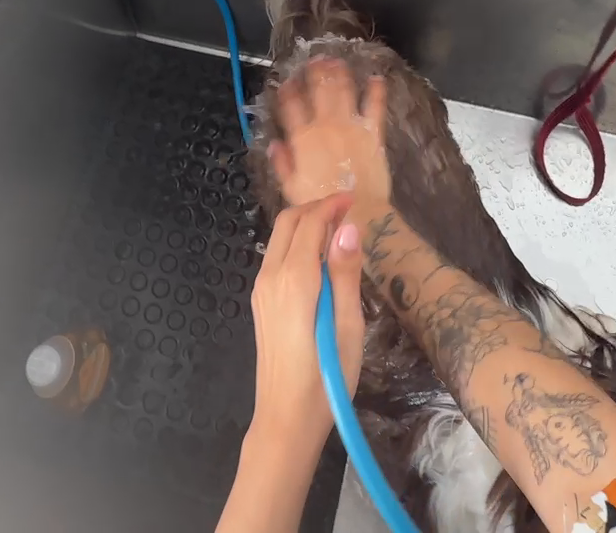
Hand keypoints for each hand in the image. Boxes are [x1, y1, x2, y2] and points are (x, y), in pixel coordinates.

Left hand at [248, 194, 365, 449]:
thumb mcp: (348, 326)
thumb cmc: (327, 376)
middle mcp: (271, 276)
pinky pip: (276, 258)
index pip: (311, 223)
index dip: (332, 205)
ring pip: (279, 238)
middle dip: (315, 208)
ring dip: (304, 225)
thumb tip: (348, 228)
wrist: (286, 417)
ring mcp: (261, 289)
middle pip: (288, 222)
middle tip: (345, 210)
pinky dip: (296, 244)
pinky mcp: (261, 302)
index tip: (354, 198)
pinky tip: (319, 261)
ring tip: (337, 232)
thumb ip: (345, 273)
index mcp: (295, 278)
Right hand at [269, 59, 391, 221]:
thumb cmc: (323, 201)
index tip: (288, 80)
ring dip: (340, 74)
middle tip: (316, 59)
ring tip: (338, 61)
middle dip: (316, 73)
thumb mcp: (292, 188)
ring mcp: (351, 126)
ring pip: (344, 92)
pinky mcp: (373, 132)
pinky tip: (376, 78)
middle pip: (319, 91)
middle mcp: (325, 126)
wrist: (360, 211)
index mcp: (303, 139)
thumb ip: (283, 164)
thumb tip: (274, 144)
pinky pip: (375, 106)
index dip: (289, 90)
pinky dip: (376, 91)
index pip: (292, 106)